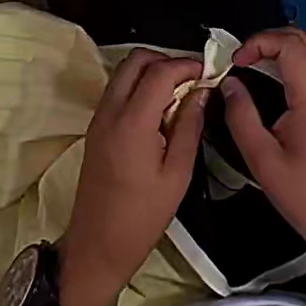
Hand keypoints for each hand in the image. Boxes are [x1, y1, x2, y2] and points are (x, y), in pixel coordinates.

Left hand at [60, 49, 206, 305]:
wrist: (96, 246)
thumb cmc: (141, 217)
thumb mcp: (177, 174)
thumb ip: (189, 126)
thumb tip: (201, 92)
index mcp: (132, 122)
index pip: (159, 71)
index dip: (187, 64)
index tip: (208, 72)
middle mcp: (110, 111)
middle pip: (136, 60)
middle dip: (167, 59)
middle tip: (193, 78)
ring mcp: (99, 117)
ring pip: (124, 71)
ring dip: (152, 70)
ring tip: (180, 92)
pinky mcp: (96, 126)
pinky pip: (118, 89)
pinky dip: (140, 85)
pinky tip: (161, 108)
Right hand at [222, 28, 305, 260]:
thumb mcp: (263, 160)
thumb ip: (241, 116)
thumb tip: (230, 87)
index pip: (288, 44)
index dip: (257, 42)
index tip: (236, 60)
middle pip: (299, 39)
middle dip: (264, 41)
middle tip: (239, 58)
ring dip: (275, 51)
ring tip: (248, 67)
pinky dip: (286, 64)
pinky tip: (266, 81)